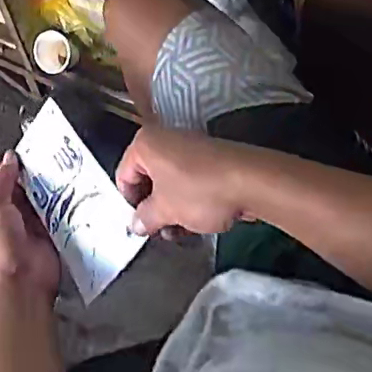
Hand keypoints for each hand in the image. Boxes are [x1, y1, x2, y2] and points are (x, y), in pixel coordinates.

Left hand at [0, 151, 60, 298]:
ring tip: (67, 173)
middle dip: (41, 179)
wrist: (21, 286)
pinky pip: (61, 219)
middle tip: (54, 161)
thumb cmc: (0, 250)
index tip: (34, 154)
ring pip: (48, 202)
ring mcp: (35, 229)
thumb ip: (2, 182)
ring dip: (55, 193)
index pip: (9, 183)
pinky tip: (74, 195)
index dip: (20, 168)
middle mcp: (16, 219)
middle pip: (31, 192)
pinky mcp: (53, 239)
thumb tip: (9, 158)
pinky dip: (67, 209)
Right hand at [117, 127, 257, 236]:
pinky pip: (184, 179)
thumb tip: (135, 224)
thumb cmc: (198, 190)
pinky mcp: (203, 157)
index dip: (130, 204)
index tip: (141, 226)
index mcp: (145, 144)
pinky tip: (196, 221)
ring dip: (169, 208)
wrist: (248, 180)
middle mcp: (161, 139)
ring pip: (166, 181)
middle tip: (161, 232)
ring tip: (181, 232)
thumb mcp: (166, 210)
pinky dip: (185, 199)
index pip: (123, 175)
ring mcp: (184, 146)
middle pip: (145, 178)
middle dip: (152, 208)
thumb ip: (144, 218)